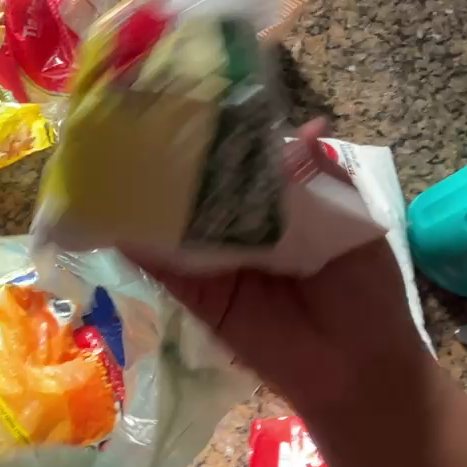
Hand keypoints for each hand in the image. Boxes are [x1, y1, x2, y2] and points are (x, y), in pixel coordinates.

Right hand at [131, 120, 426, 411]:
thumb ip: (321, 177)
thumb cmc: (362, 291)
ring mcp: (207, 255)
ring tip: (103, 152)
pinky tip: (105, 210)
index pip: (233, 159)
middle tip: (125, 115)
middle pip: (193, 184)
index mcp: (270, 202)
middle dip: (163, 154)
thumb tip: (308, 125)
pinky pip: (160, 261)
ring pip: (168, 217)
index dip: (211, 132)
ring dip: (139, 191)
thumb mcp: (351, 222)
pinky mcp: (192, 290)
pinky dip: (133, 238)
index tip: (182, 97)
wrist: (358, 369)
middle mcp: (232, 223)